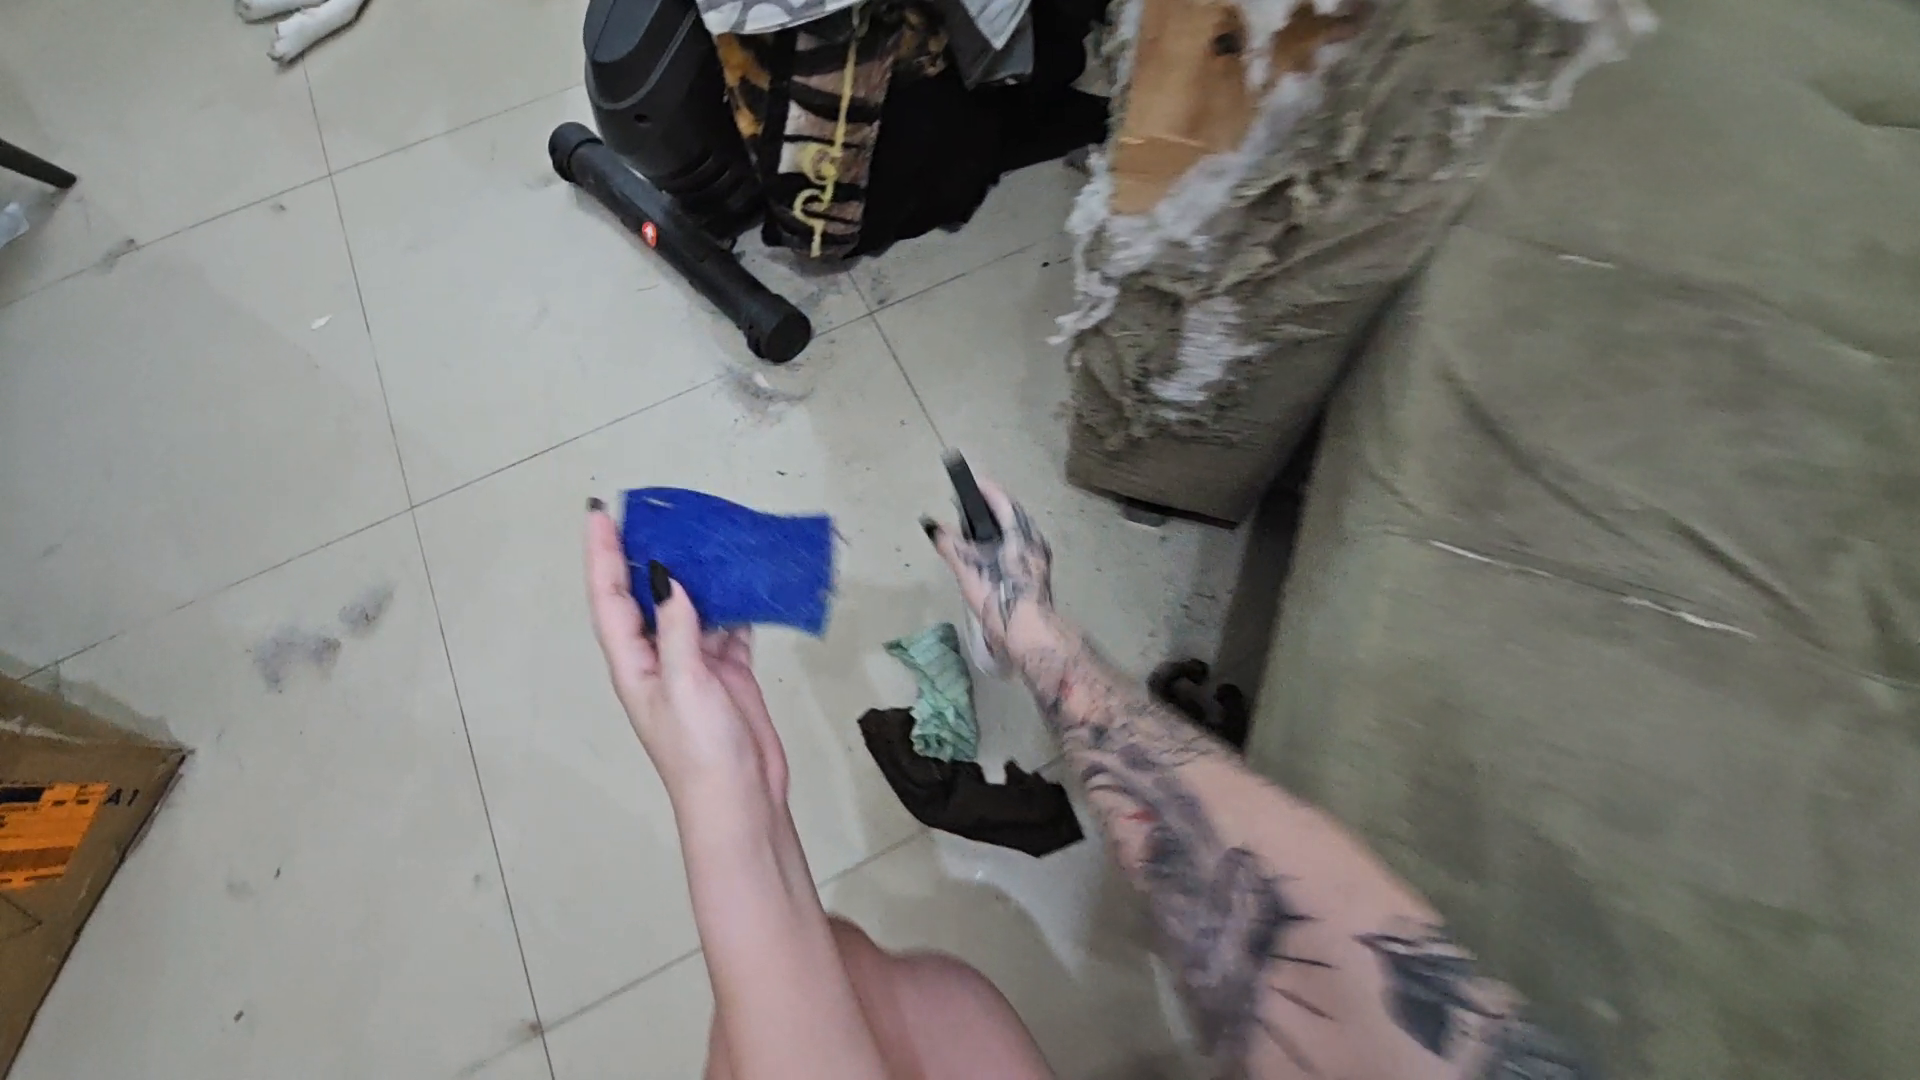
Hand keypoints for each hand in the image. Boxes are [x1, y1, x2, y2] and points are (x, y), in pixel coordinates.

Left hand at [585, 501, 788, 807]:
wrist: (742, 796)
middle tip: (658, 513)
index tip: (600, 513)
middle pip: (647, 595)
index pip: (610, 599)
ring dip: (696, 572)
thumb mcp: (684, 686)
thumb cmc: (701, 749)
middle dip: (646, 554)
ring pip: (692, 605)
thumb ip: (676, 630)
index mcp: (634, 662)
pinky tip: (745, 578)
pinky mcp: (730, 670)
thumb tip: (666, 578)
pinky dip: (736, 601)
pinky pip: (730, 624)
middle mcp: (660, 656)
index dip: (602, 555)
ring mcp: (697, 663)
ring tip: (705, 534)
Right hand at [922, 478, 1054, 660]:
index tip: (969, 482)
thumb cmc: (1000, 597)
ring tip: (976, 524)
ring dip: (998, 523)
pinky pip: (1020, 544)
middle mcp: (1033, 539)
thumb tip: (932, 527)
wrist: (1030, 633)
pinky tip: (990, 550)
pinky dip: (1003, 539)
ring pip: (1018, 530)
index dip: (985, 489)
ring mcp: (1038, 556)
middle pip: (1012, 513)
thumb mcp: (970, 571)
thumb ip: (951, 546)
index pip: (1003, 501)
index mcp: (1020, 533)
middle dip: (991, 505)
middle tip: (968, 502)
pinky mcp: (1037, 571)